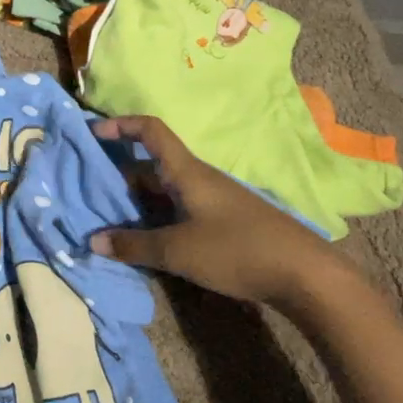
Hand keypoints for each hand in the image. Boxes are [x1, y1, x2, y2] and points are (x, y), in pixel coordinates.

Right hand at [88, 115, 350, 308]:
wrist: (310, 277)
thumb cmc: (238, 250)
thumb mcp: (178, 251)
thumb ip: (133, 245)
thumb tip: (92, 240)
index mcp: (185, 171)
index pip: (150, 129)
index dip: (121, 124)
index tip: (94, 133)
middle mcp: (199, 178)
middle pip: (153, 164)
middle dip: (121, 174)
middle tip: (93, 190)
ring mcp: (216, 200)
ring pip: (167, 189)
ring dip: (140, 200)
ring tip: (114, 219)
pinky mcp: (229, 223)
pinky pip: (183, 209)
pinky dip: (160, 217)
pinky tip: (152, 241)